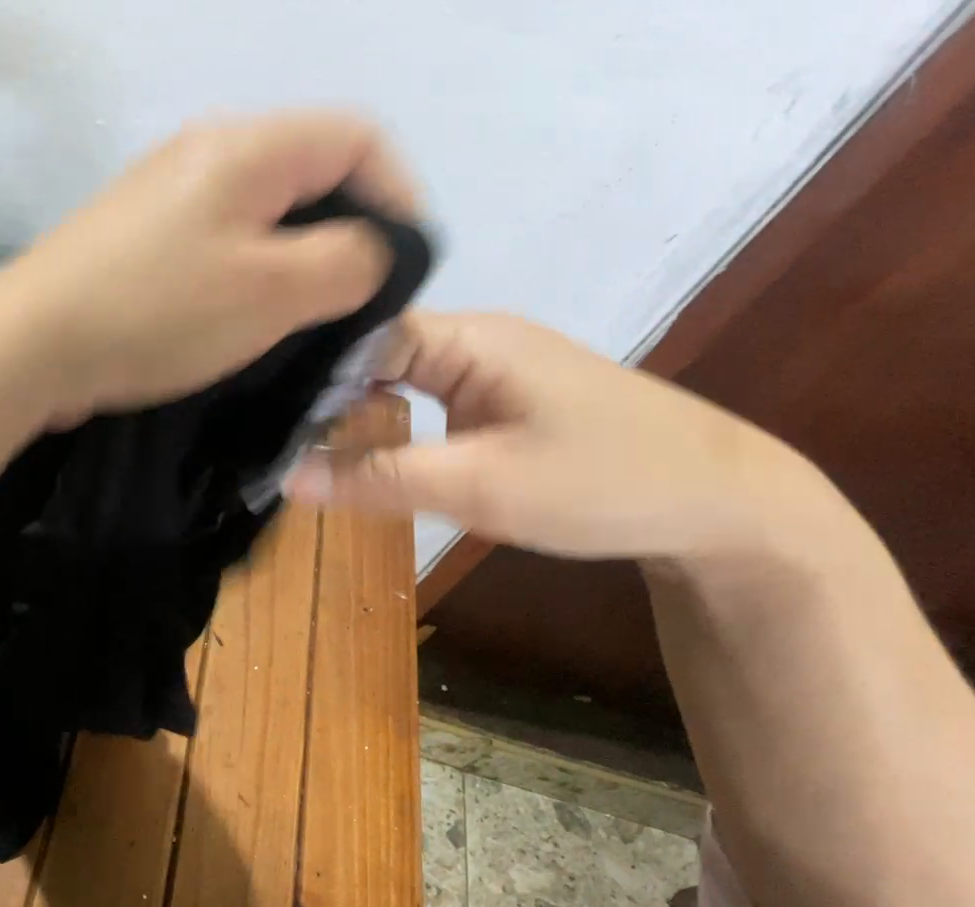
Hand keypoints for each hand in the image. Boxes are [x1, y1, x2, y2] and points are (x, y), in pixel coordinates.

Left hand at [0, 110, 418, 422]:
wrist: (27, 349)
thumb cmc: (156, 313)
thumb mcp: (273, 291)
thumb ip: (348, 262)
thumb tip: (376, 249)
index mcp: (247, 146)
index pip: (358, 138)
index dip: (399, 196)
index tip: (404, 267)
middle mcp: (203, 152)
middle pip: (307, 173)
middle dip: (345, 233)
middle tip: (353, 303)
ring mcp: (160, 194)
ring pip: (258, 214)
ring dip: (292, 262)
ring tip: (299, 322)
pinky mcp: (131, 239)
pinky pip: (212, 243)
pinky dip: (242, 276)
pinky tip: (235, 323)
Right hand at [288, 312, 842, 561]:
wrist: (723, 505)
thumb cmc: (605, 483)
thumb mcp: (481, 488)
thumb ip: (379, 480)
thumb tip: (284, 477)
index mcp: (470, 338)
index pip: (362, 334)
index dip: (305, 371)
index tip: (250, 411)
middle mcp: (473, 340)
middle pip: (371, 353)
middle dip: (317, 392)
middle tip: (256, 434)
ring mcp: (487, 369)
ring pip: (393, 378)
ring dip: (348, 410)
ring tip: (283, 441)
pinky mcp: (497, 399)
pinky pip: (419, 398)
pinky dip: (382, 423)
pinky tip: (349, 448)